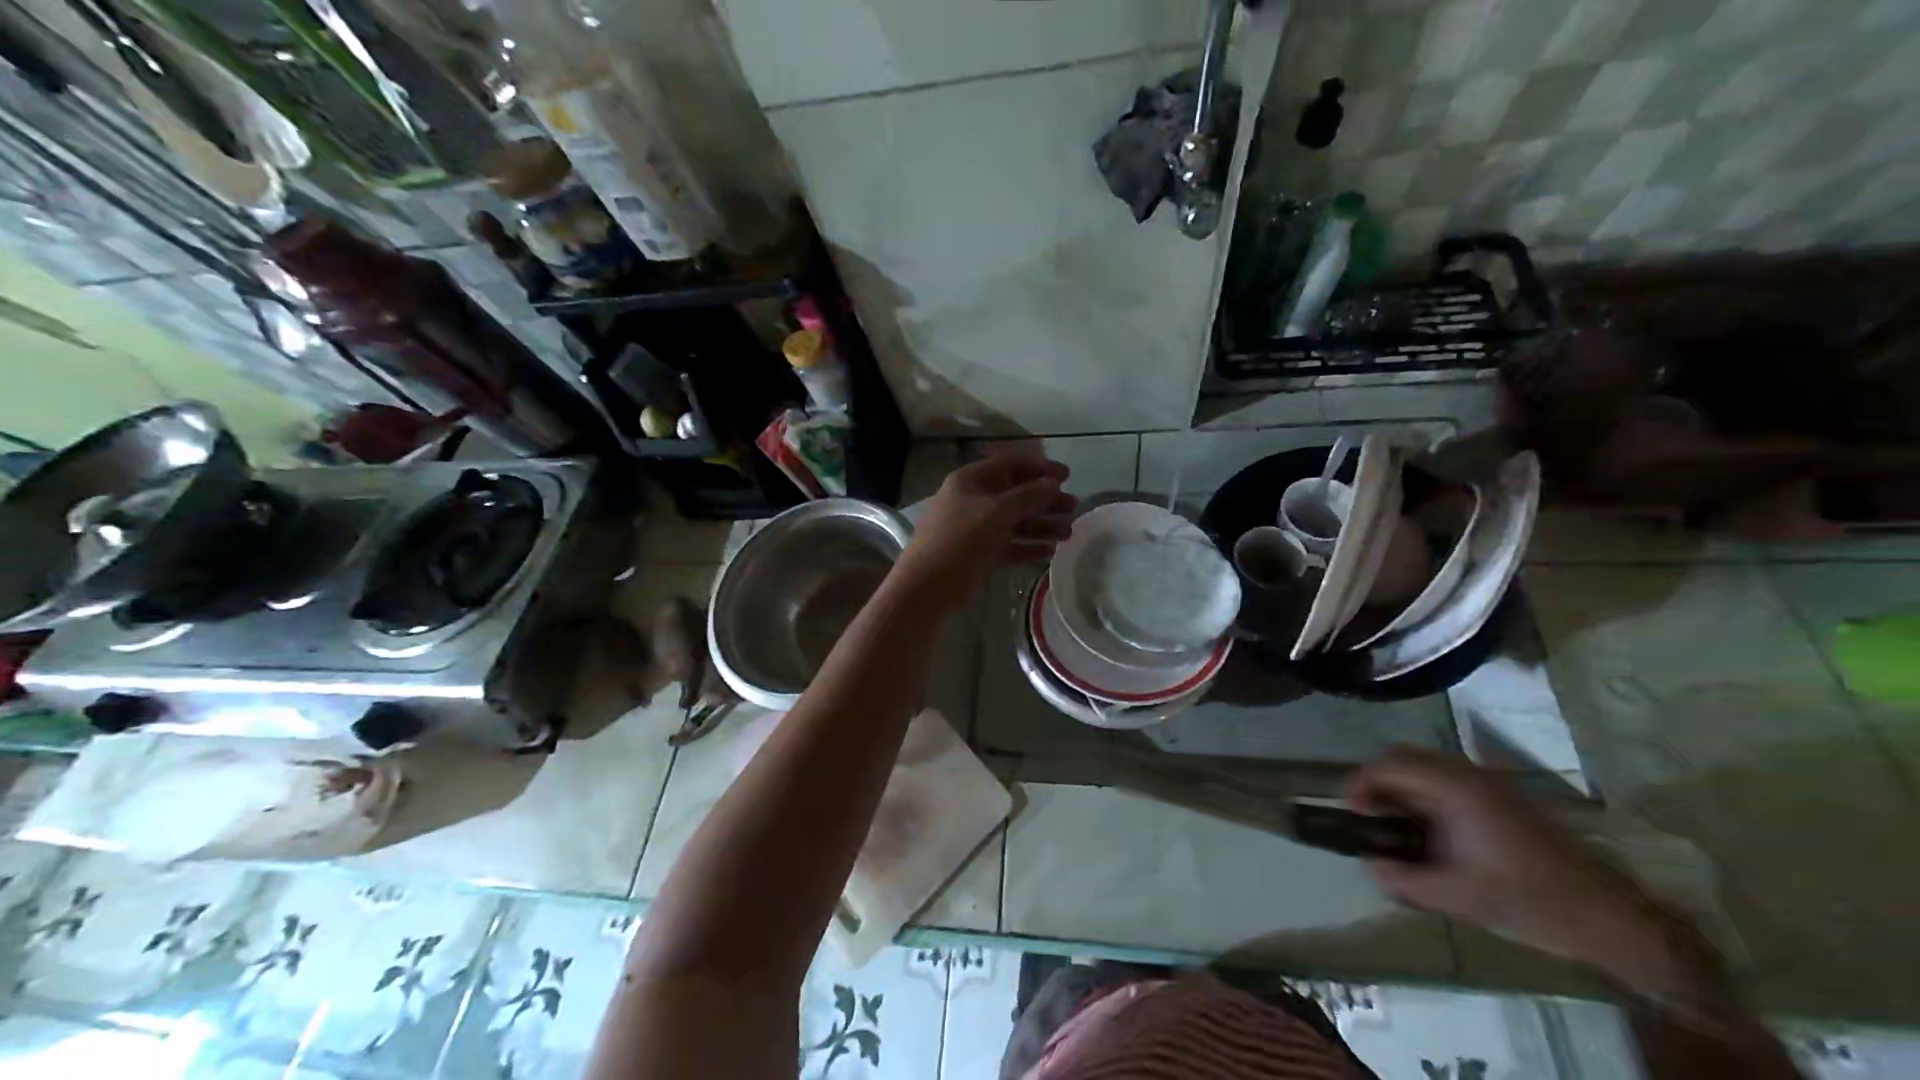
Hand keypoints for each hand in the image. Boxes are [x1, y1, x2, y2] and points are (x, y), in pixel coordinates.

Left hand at [895, 455, 1076, 611]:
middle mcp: (972, 500)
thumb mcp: (996, 513)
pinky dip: (1028, 546)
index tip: (1067, 476)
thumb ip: (1027, 497)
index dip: (1039, 468)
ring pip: (1014, 521)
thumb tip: (1053, 484)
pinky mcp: (978, 554)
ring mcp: (975, 529)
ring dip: (1041, 525)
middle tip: (1074, 508)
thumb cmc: (959, 541)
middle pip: (1015, 494)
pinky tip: (1050, 550)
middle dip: (1045, 500)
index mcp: (970, 481)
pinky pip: (1009, 544)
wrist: (927, 588)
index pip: (1009, 465)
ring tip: (1068, 533)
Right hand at [1347, 748, 1677, 968]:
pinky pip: (1446, 781)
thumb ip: (1403, 879)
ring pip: (1425, 767)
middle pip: (1404, 757)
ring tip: (1396, 828)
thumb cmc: (1529, 900)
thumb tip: (1370, 863)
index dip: (1361, 784)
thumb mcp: (1456, 897)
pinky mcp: (1502, 798)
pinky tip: (1429, 833)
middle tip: (1370, 818)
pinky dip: (1424, 795)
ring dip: (1401, 789)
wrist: (1610, 915)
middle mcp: (1469, 775)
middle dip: (1378, 782)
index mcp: (1455, 789)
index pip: (1389, 765)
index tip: (1352, 814)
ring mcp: (1489, 784)